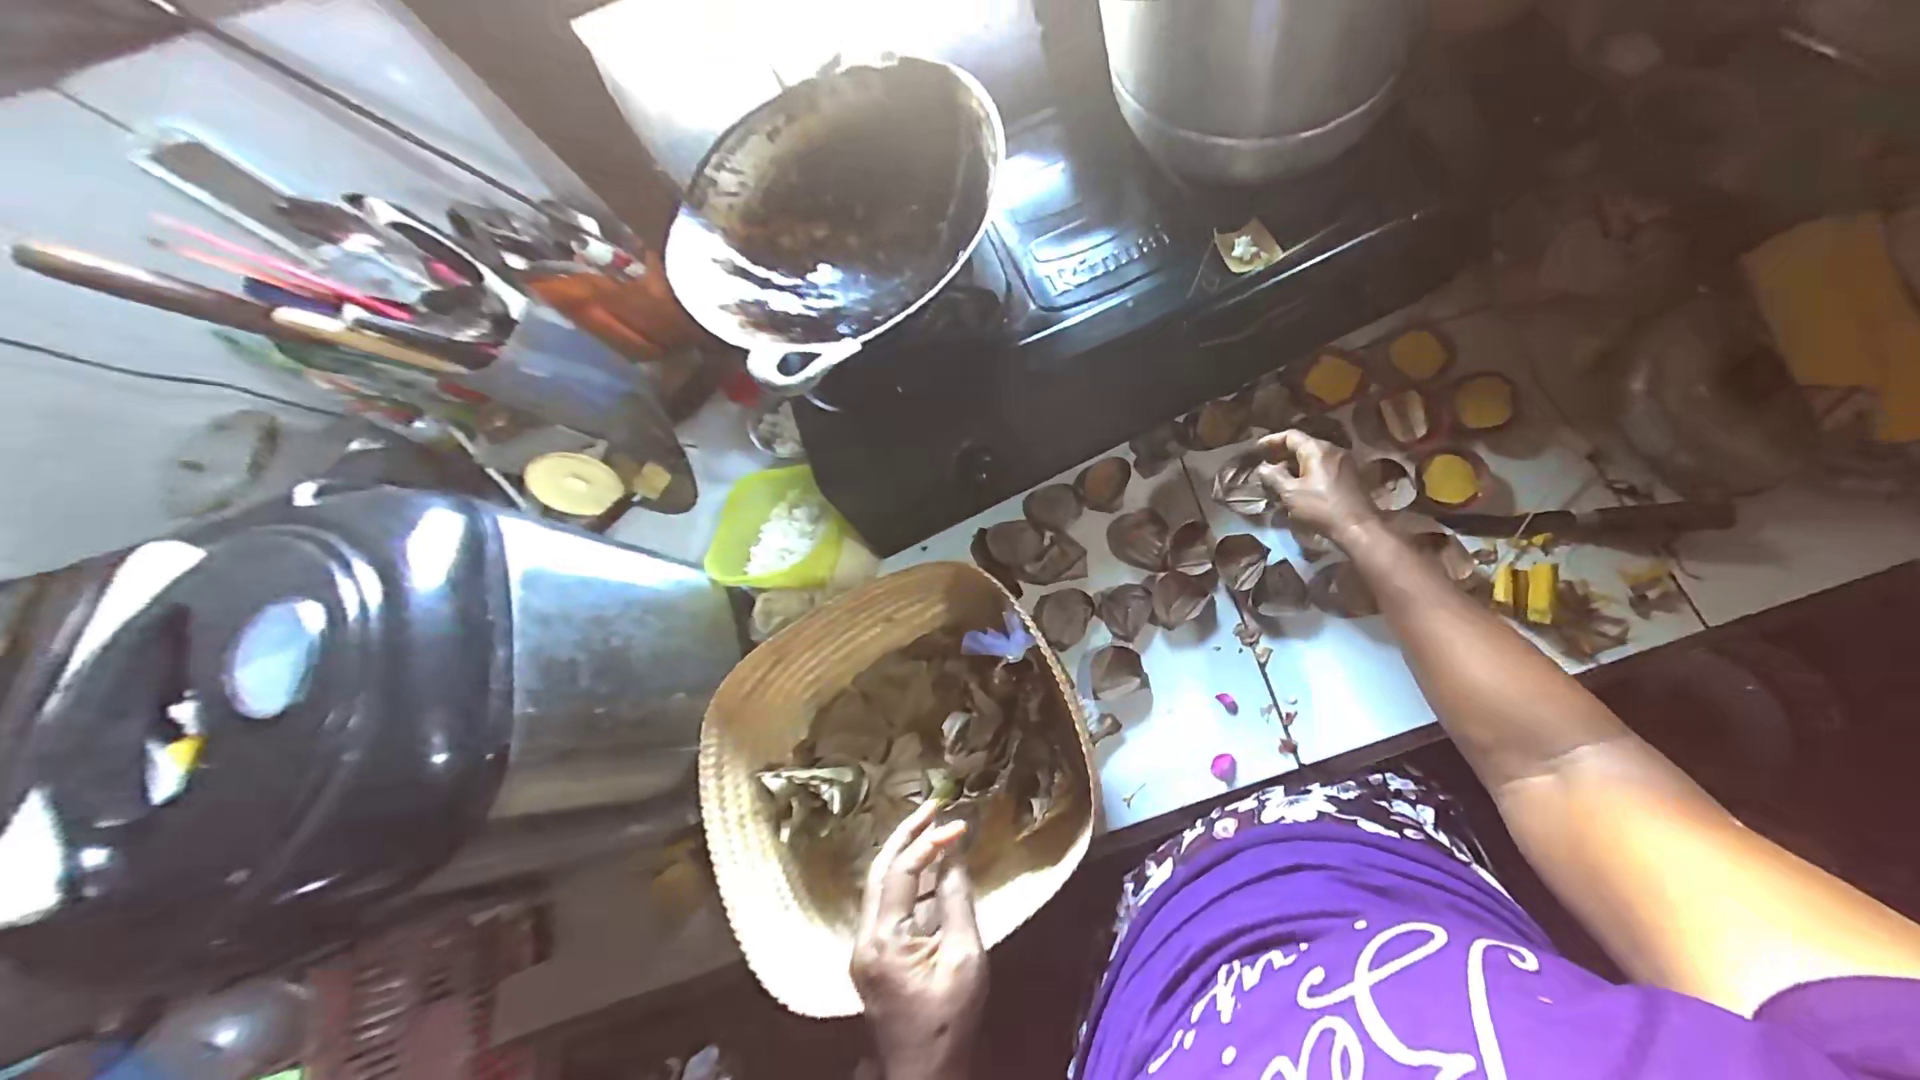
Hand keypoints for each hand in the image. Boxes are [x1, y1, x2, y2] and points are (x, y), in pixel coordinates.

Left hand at [852, 801, 985, 1079]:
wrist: (924, 1076)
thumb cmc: (949, 1022)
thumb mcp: (965, 960)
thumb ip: (957, 902)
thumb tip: (954, 856)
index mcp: (884, 940)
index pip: (903, 872)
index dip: (930, 842)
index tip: (960, 824)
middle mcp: (865, 937)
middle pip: (881, 870)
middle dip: (907, 834)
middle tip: (934, 805)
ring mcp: (866, 947)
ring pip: (881, 884)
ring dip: (906, 853)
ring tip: (933, 826)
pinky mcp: (875, 955)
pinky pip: (888, 904)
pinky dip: (909, 880)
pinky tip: (930, 869)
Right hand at [1256, 430, 1380, 546]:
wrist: (1357, 527)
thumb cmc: (1320, 507)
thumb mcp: (1289, 493)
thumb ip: (1273, 476)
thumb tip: (1263, 467)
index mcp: (1317, 450)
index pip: (1290, 436)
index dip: (1271, 440)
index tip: (1257, 448)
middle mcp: (1333, 450)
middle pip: (1303, 445)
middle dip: (1281, 455)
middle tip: (1265, 465)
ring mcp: (1343, 462)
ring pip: (1313, 457)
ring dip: (1294, 465)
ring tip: (1278, 477)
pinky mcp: (1348, 476)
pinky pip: (1322, 467)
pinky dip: (1307, 472)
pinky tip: (1297, 485)